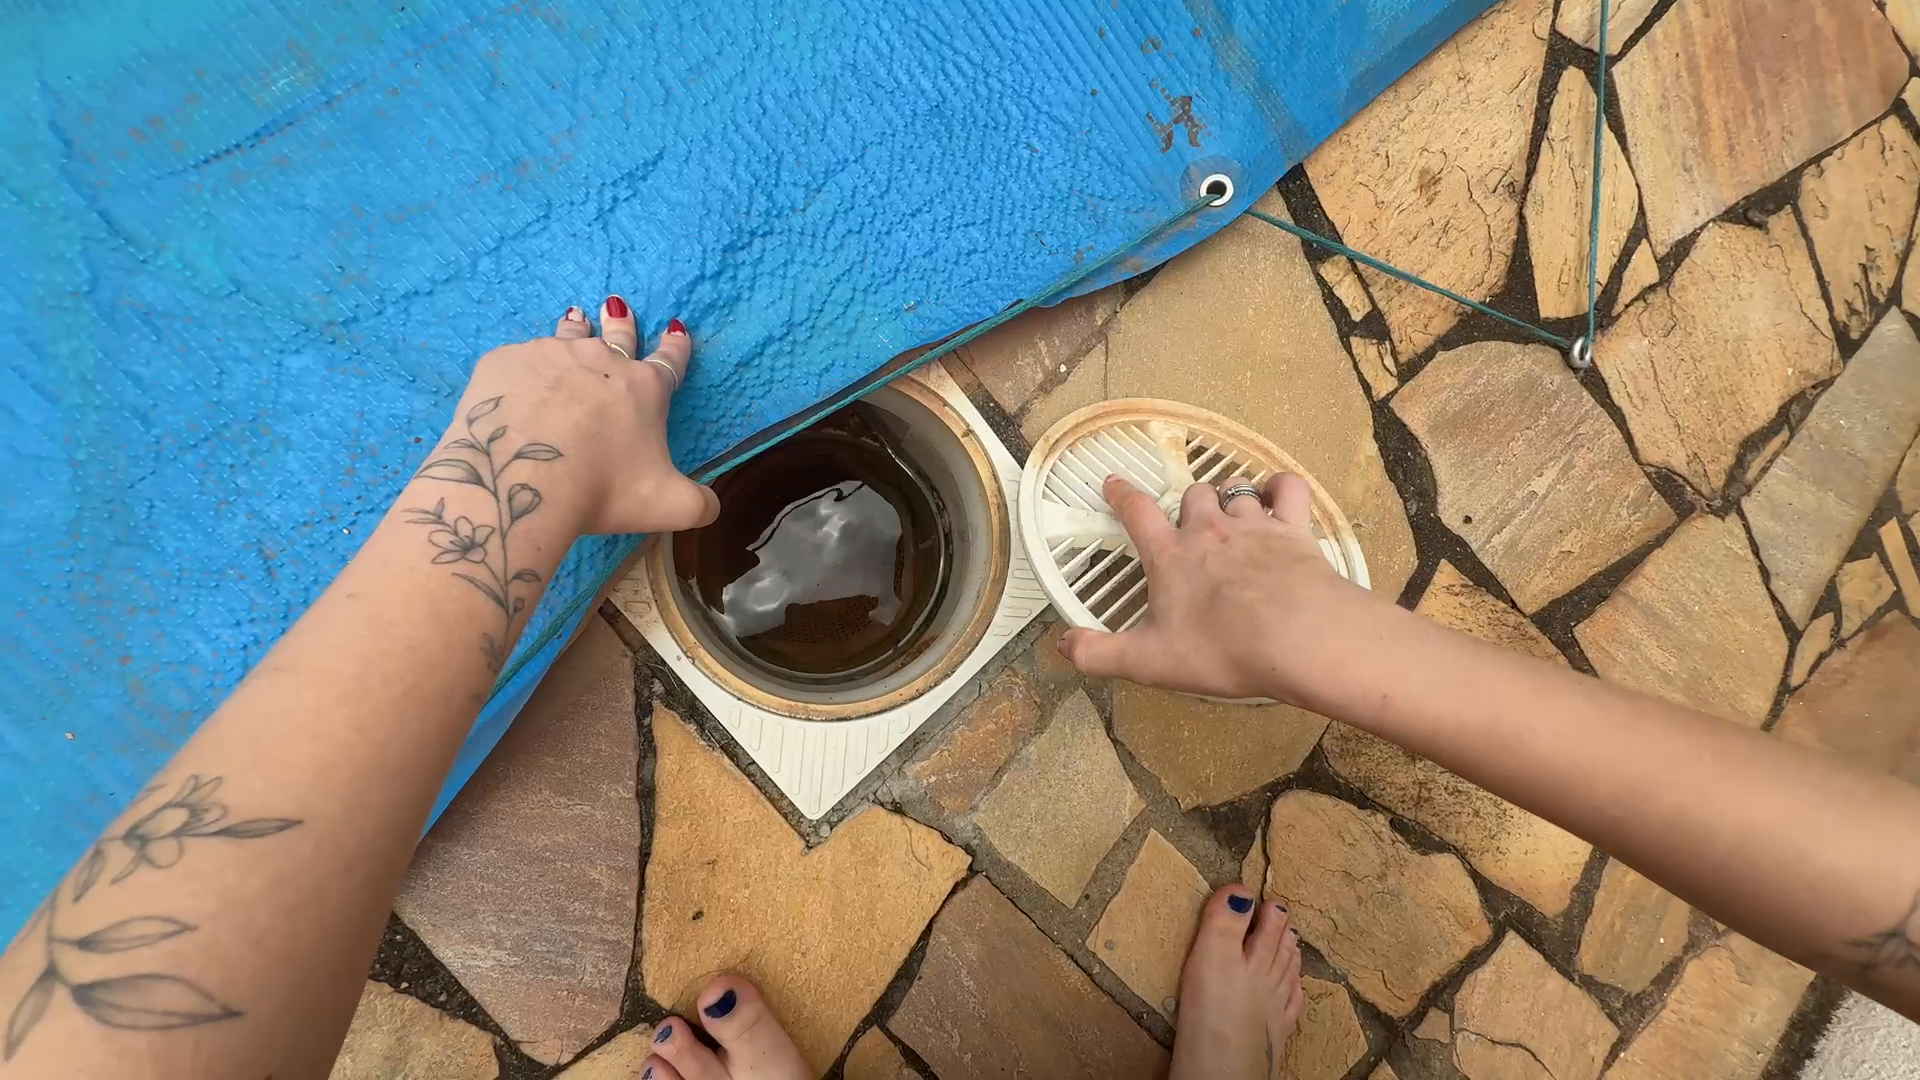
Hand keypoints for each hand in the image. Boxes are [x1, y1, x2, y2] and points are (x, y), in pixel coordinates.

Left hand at [436, 296, 719, 537]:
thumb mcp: (670, 507)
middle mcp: (601, 361)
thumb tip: (712, 506)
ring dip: (575, 328)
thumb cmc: (604, 489)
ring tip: (574, 317)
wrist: (518, 479)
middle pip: (618, 335)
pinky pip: (522, 358)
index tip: (678, 329)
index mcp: (645, 389)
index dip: (677, 346)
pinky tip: (523, 373)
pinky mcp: (505, 362)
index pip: (670, 360)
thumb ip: (700, 505)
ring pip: (568, 336)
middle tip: (618, 305)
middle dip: (623, 322)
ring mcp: (550, 355)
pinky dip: (528, 365)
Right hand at [1057, 473, 1382, 702]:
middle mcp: (1208, 530)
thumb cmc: (1222, 648)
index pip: (1136, 511)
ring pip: (1235, 491)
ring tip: (1231, 514)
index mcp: (1170, 555)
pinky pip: (1287, 488)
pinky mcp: (1294, 529)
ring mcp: (1253, 525)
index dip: (1121, 494)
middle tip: (1188, 525)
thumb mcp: (1148, 661)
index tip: (1113, 483)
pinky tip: (1277, 495)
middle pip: (1191, 495)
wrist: (1301, 638)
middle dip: (1186, 505)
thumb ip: (1100, 652)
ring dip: (1229, 498)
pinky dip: (1280, 486)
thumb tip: (1063, 645)